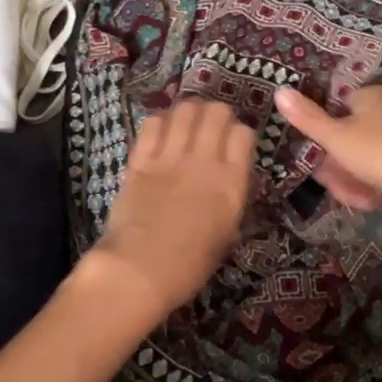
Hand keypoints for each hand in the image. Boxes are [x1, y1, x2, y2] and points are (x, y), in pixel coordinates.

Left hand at [91, 99, 255, 316]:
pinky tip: (162, 129)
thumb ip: (231, 197)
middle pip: (216, 112)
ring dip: (190, 110)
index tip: (234, 142)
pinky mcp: (141, 158)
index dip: (239, 133)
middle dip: (217, 113)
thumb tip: (231, 176)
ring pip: (185, 109)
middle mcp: (203, 160)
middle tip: (211, 125)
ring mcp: (170, 156)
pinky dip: (161, 120)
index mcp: (230, 183)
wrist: (138, 271)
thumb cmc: (189, 265)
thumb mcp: (226, 234)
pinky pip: (153, 122)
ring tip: (187, 121)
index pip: (243, 134)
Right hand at [274, 85, 381, 219]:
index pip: (341, 105)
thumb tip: (279, 90)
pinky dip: (381, 181)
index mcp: (372, 94)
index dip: (329, 131)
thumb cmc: (379, 155)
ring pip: (373, 153)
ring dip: (358, 176)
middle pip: (356, 132)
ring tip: (354, 198)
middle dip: (342, 161)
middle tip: (333, 183)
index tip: (322, 155)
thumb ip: (307, 118)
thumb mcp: (335, 139)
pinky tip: (376, 200)